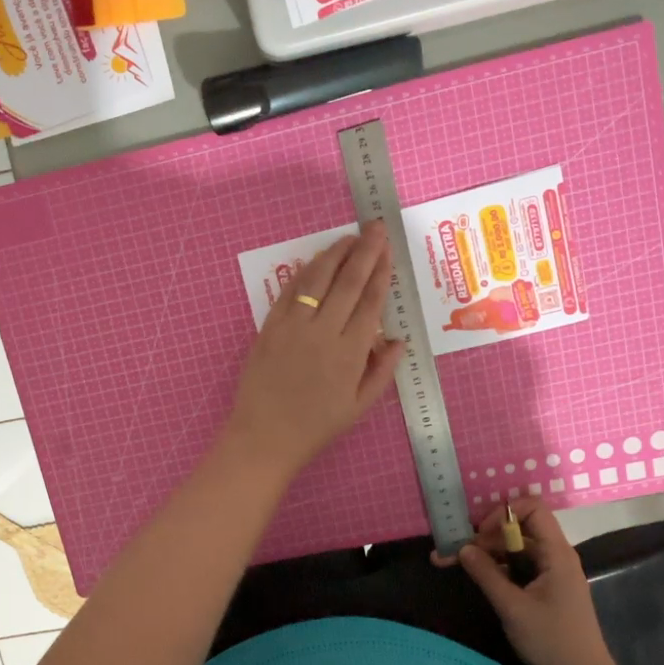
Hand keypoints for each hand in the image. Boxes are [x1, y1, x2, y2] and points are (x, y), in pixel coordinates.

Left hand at [223, 224, 405, 477]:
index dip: (381, 272)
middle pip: (348, 283)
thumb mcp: (358, 408)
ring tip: (349, 237)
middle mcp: (323, 333)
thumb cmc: (316, 427)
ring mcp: (293, 327)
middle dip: (365, 251)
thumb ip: (381, 372)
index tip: (388, 249)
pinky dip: (304, 273)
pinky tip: (315, 260)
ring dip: (335, 254)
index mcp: (350, 353)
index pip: (370, 302)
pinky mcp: (269, 328)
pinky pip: (289, 293)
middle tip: (375, 227)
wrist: (264, 437)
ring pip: (317, 280)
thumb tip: (399, 340)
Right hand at [433, 498, 625, 664]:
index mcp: (556, 553)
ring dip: (488, 553)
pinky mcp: (548, 589)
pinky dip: (499, 568)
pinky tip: (479, 578)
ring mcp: (553, 573)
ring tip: (456, 564)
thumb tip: (463, 548)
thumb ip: (486, 574)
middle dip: (486, 536)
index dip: (503, 513)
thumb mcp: (513, 608)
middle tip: (453, 553)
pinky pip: (521, 566)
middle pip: (520, 529)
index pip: (532, 509)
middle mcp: (557, 556)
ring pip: (517, 549)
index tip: (479, 534)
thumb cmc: (552, 642)